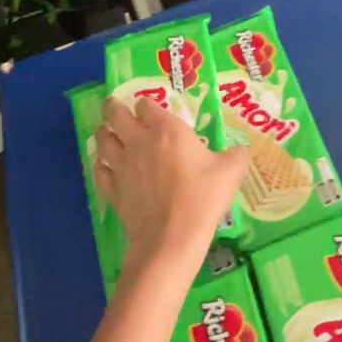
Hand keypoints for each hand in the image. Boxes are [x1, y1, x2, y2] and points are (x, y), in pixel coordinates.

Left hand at [95, 95, 248, 267]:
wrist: (172, 237)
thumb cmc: (202, 196)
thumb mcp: (231, 171)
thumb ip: (237, 155)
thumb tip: (242, 151)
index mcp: (167, 129)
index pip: (146, 105)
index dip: (146, 104)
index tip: (149, 108)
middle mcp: (139, 141)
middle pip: (116, 115)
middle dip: (114, 108)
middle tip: (115, 107)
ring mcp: (122, 166)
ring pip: (102, 140)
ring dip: (103, 132)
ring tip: (106, 131)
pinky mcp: (112, 190)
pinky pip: (99, 170)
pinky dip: (100, 164)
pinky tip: (105, 166)